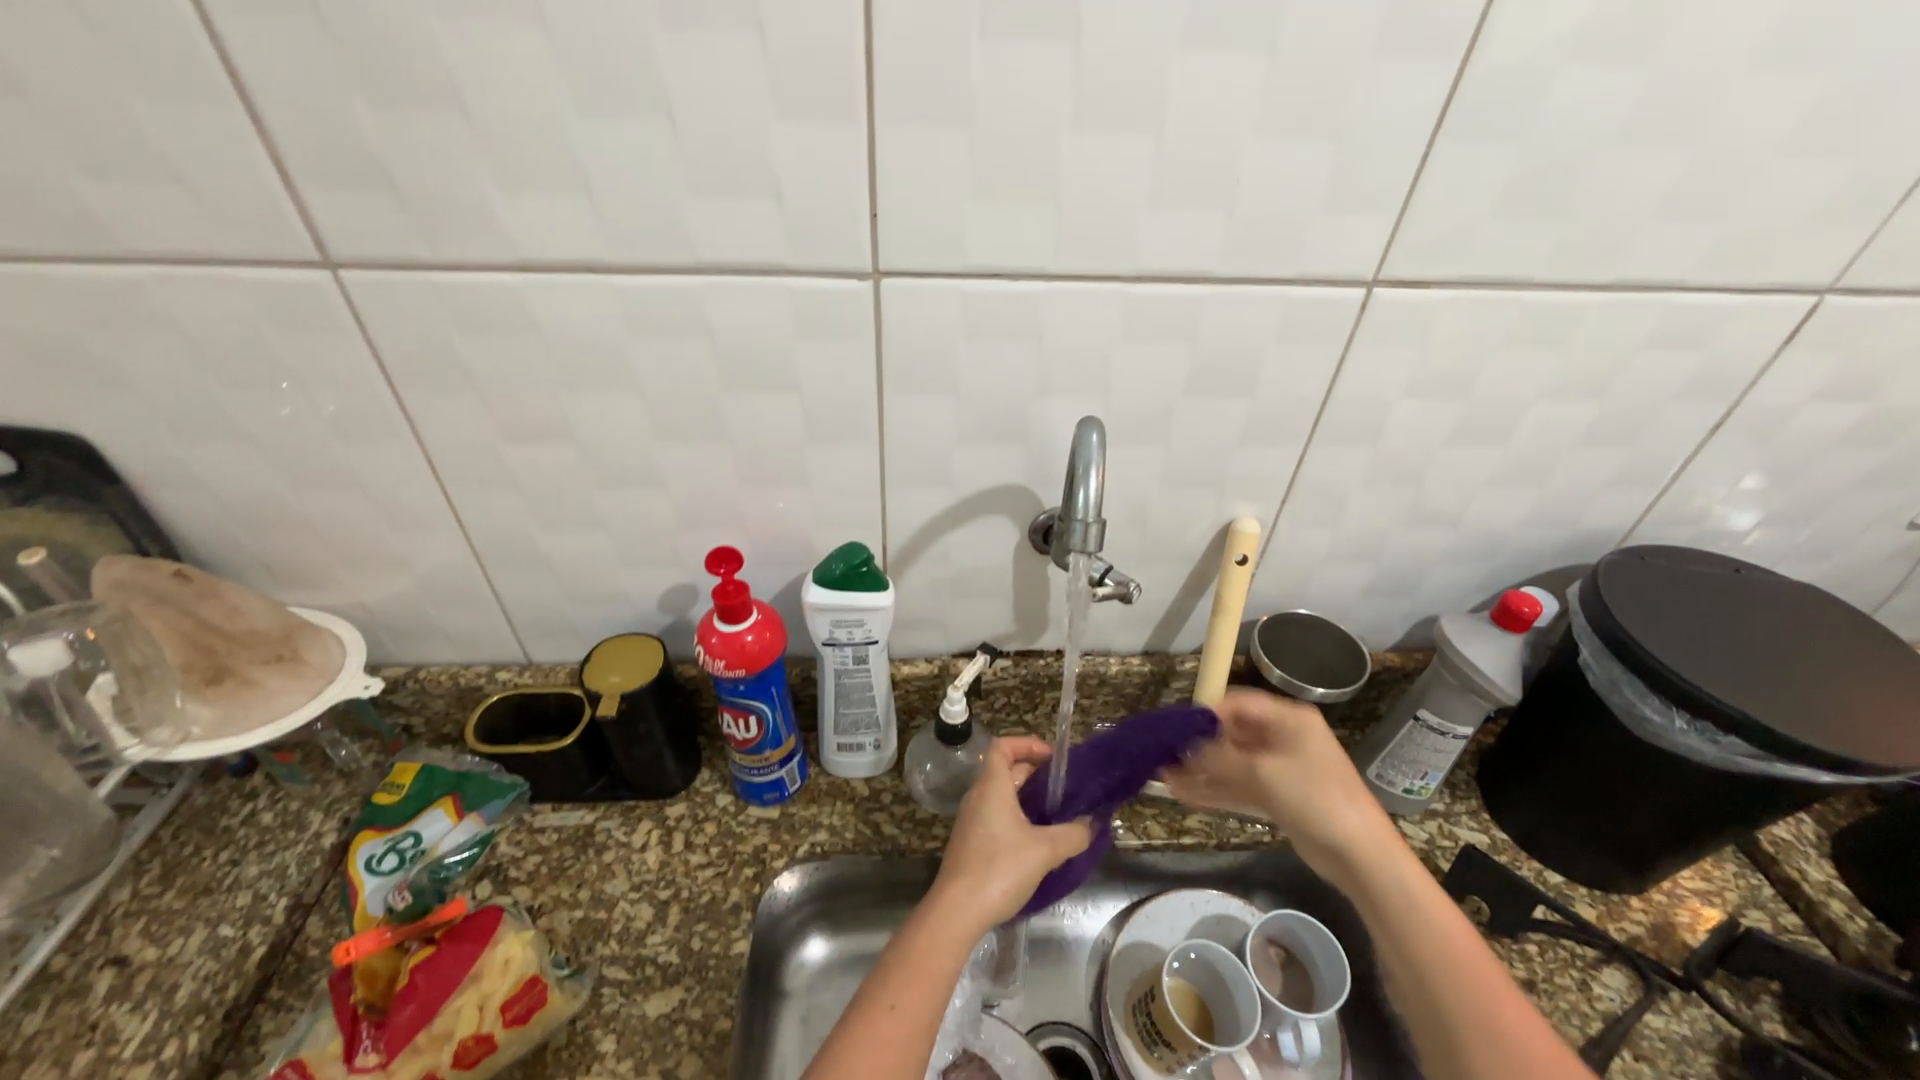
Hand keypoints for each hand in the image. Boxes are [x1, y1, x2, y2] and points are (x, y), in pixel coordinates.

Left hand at [927, 737, 1092, 933]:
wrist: (957, 911)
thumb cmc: (999, 869)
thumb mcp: (1045, 851)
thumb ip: (1073, 834)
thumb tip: (1091, 824)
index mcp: (991, 787)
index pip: (1002, 746)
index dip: (1027, 744)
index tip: (1053, 758)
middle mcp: (979, 798)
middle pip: (1006, 771)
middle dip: (1036, 775)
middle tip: (1066, 789)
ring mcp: (973, 822)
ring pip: (1003, 798)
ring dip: (1030, 800)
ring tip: (1059, 815)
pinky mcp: (973, 844)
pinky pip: (998, 819)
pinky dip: (1020, 820)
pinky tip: (1041, 843)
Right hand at [1163, 688, 1399, 890]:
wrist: (1358, 853)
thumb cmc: (1314, 798)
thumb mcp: (1262, 772)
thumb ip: (1219, 757)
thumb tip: (1183, 748)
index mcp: (1288, 719)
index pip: (1238, 703)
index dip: (1206, 713)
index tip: (1175, 728)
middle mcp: (1283, 738)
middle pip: (1233, 733)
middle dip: (1199, 744)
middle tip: (1164, 753)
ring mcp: (1281, 769)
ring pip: (1232, 763)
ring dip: (1201, 769)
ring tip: (1164, 775)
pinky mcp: (1278, 797)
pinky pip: (1239, 786)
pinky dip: (1214, 789)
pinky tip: (1182, 793)